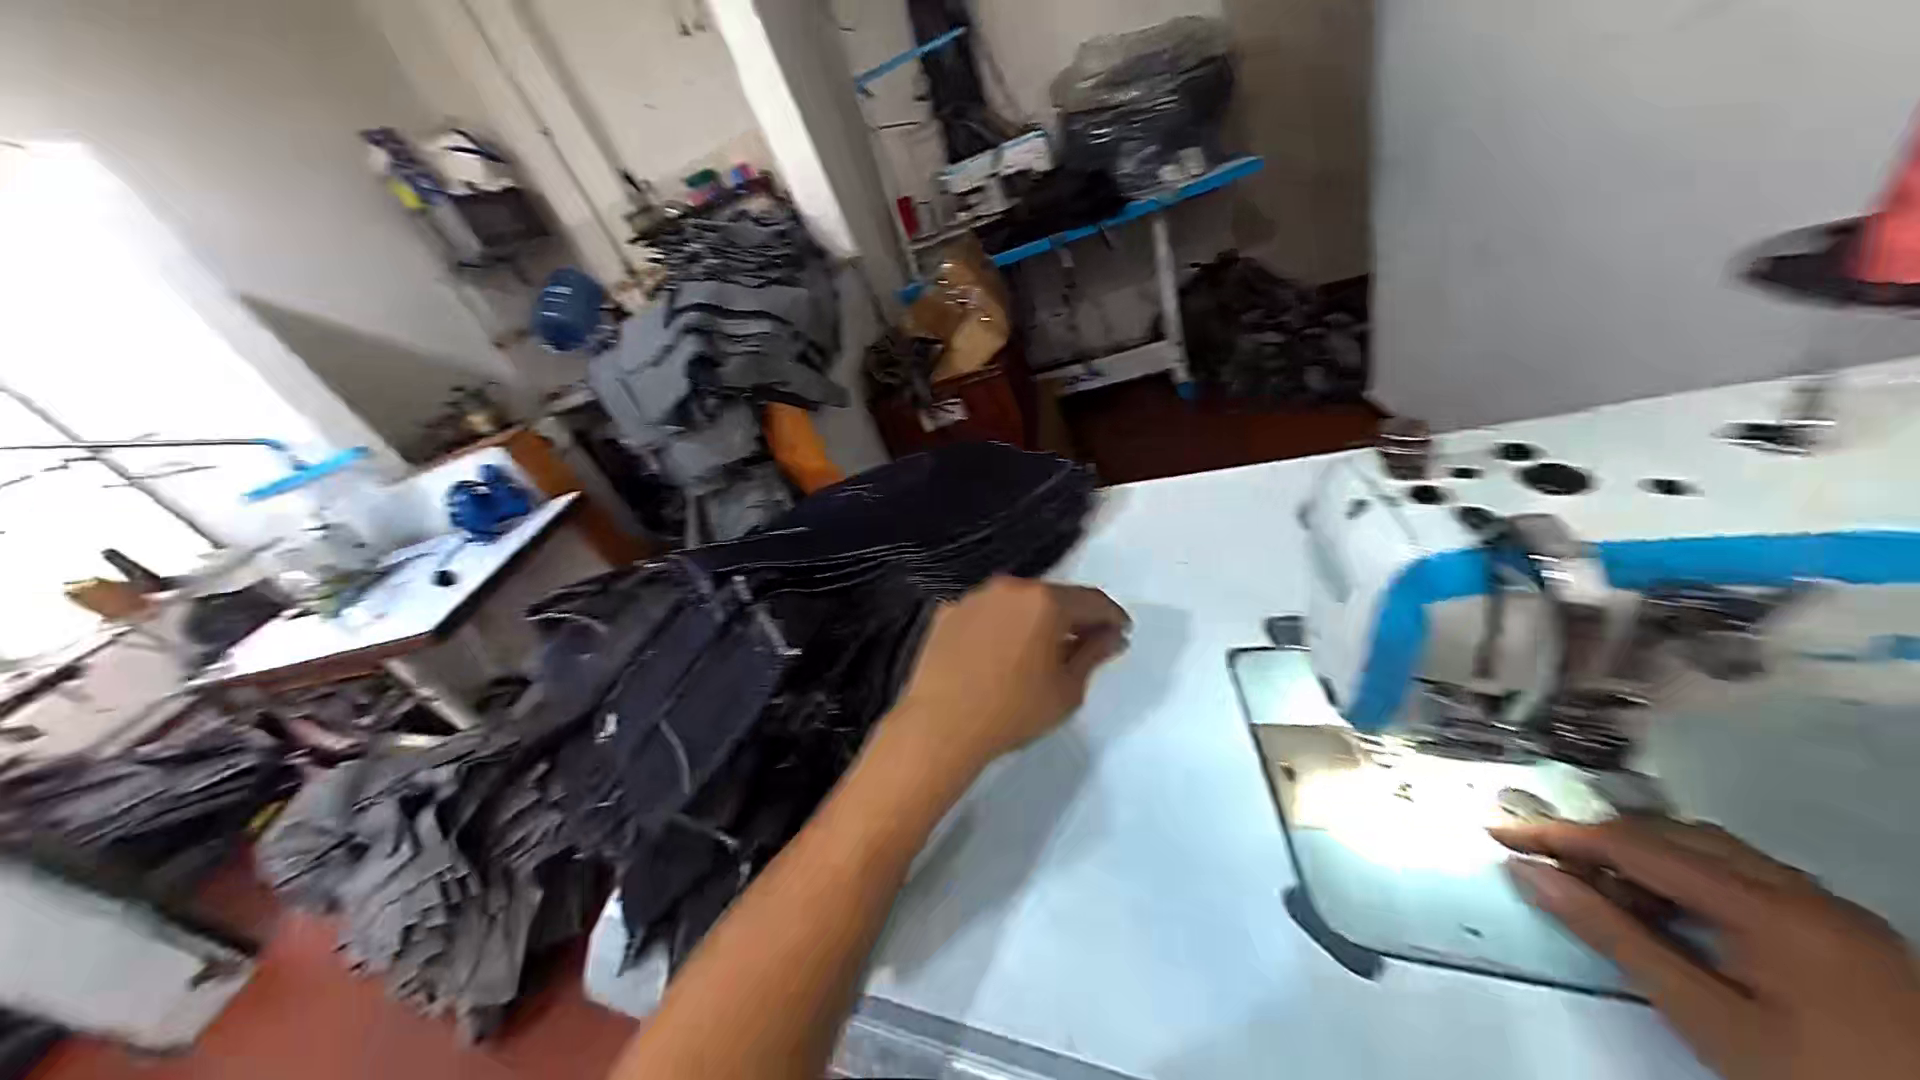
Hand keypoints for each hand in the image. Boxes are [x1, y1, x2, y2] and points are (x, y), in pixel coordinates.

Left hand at [890, 576, 1130, 775]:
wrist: (940, 726)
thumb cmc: (1014, 710)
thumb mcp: (1068, 689)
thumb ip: (1094, 653)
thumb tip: (1112, 635)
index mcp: (1045, 600)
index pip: (1091, 601)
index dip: (1111, 617)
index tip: (1121, 633)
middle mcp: (1009, 588)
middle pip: (1052, 597)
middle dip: (1072, 618)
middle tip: (1085, 644)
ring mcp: (974, 598)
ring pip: (1016, 603)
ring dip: (1034, 621)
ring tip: (1040, 651)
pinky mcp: (947, 613)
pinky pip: (986, 615)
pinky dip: (1001, 628)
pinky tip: (1000, 655)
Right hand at [1492, 818, 1919, 1079]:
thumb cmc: (1815, 1077)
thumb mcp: (1705, 1017)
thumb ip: (1614, 936)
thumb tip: (1528, 873)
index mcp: (1766, 908)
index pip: (1634, 845)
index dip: (1558, 835)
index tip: (1498, 832)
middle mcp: (1800, 890)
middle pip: (1673, 834)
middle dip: (1601, 841)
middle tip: (1547, 863)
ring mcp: (1832, 909)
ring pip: (1711, 849)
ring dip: (1644, 856)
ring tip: (1604, 888)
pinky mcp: (1849, 931)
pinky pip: (1747, 875)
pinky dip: (1690, 875)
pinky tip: (1673, 911)